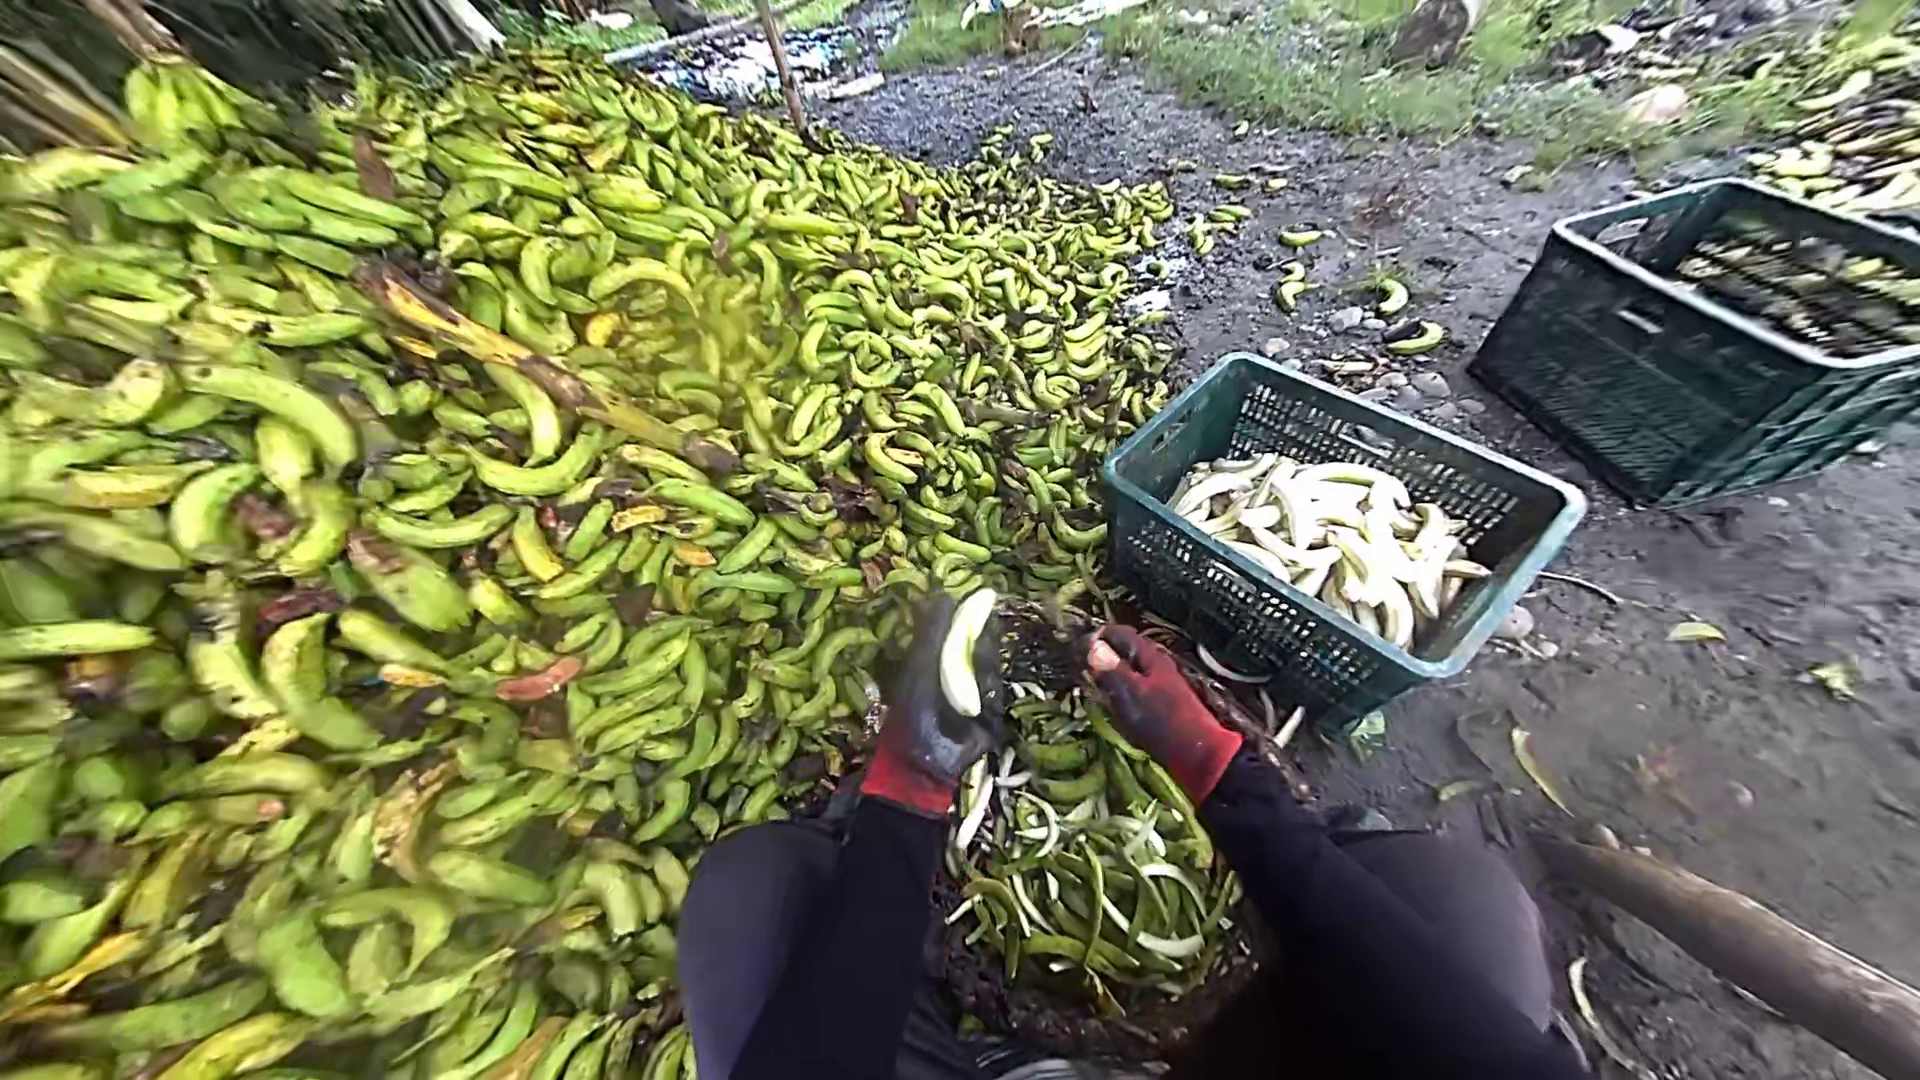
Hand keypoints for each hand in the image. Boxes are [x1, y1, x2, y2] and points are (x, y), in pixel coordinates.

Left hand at [861, 590, 1004, 815]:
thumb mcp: (918, 666)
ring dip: (987, 657)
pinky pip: (995, 697)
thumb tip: (946, 595)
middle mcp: (962, 676)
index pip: (961, 632)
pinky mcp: (991, 718)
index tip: (978, 597)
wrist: (918, 763)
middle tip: (987, 615)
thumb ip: (932, 633)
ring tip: (984, 642)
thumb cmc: (911, 711)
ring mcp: (978, 697)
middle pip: (981, 647)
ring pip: (991, 669)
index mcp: (941, 662)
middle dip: (984, 633)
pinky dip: (990, 690)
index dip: (970, 616)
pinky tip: (982, 687)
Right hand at [1086, 625, 1241, 800]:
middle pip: (1125, 650)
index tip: (1079, 647)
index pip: (1121, 633)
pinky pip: (1135, 686)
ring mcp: (1162, 683)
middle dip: (1103, 655)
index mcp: (1151, 657)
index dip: (1099, 635)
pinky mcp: (1162, 702)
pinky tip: (1111, 702)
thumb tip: (1093, 645)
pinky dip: (1120, 689)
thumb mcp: (1131, 693)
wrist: (1198, 756)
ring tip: (1092, 684)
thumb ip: (1112, 669)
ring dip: (1111, 673)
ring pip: (1130, 669)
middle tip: (1082, 666)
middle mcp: (1157, 665)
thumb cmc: (1162, 721)